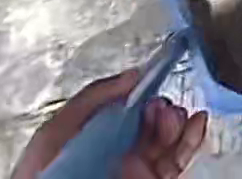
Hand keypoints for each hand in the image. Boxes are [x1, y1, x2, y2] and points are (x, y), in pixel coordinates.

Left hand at [10, 70, 209, 178]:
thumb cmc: (43, 176)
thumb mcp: (56, 132)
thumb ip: (94, 97)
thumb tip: (135, 73)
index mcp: (98, 136)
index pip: (130, 106)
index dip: (144, 92)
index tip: (149, 84)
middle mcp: (121, 151)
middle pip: (154, 118)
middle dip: (162, 105)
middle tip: (158, 108)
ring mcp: (140, 169)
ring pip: (171, 135)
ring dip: (178, 118)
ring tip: (171, 119)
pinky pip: (181, 159)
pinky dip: (194, 137)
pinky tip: (198, 122)